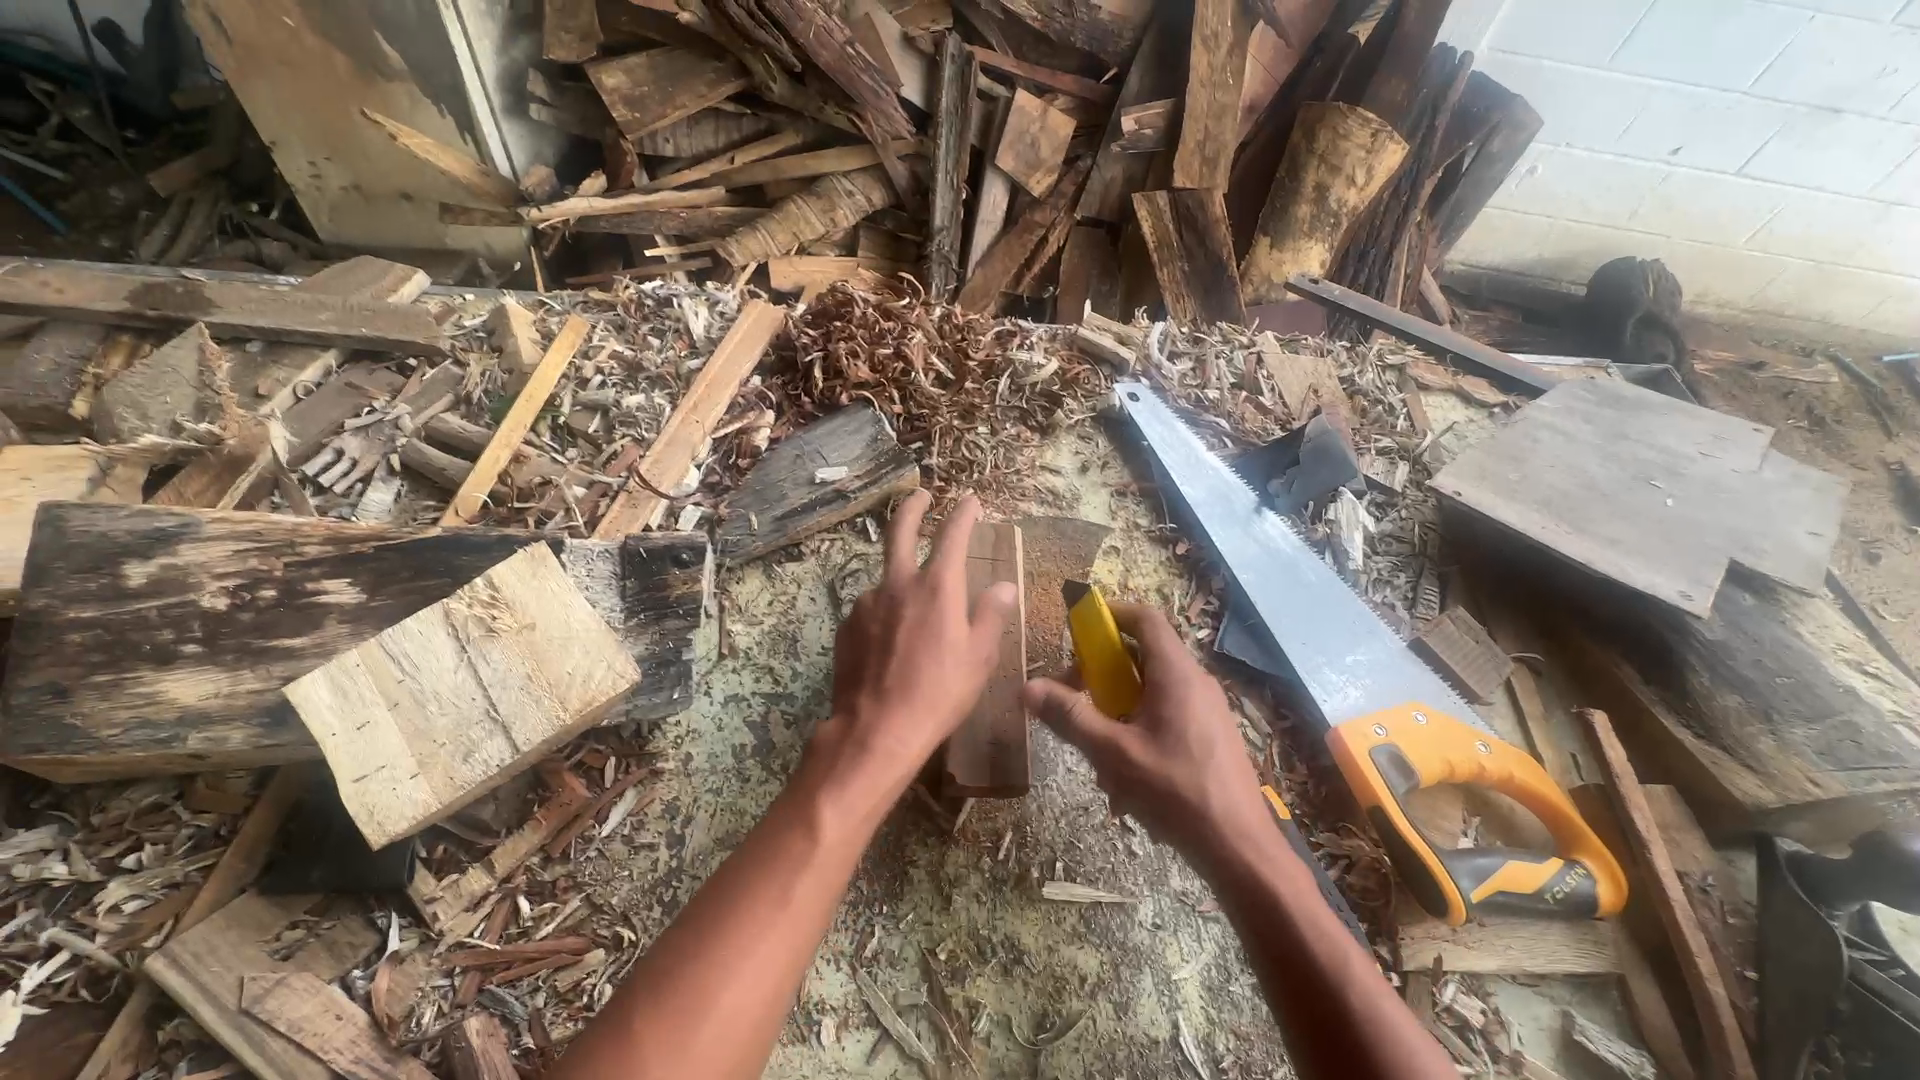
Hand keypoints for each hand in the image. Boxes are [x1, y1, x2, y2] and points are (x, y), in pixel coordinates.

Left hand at [807, 491, 1019, 796]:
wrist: (876, 729)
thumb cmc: (939, 694)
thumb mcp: (978, 658)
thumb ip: (991, 615)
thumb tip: (1006, 586)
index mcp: (937, 587)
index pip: (953, 535)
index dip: (964, 513)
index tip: (972, 502)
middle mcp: (898, 584)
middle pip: (901, 531)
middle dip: (913, 508)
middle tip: (921, 496)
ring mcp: (866, 603)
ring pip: (886, 578)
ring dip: (900, 581)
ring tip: (914, 615)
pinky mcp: (847, 625)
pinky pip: (871, 609)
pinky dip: (884, 613)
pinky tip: (891, 643)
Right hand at [1023, 603, 1271, 872]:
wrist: (1240, 847)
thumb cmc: (1177, 792)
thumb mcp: (1114, 753)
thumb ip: (1071, 717)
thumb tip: (1027, 688)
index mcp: (1176, 674)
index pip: (1144, 618)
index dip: (1110, 614)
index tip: (1077, 629)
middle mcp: (1195, 683)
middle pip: (1141, 657)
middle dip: (1101, 677)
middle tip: (1073, 701)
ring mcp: (1206, 711)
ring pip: (1150, 694)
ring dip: (1116, 715)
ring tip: (1098, 757)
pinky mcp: (1209, 738)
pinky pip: (1165, 719)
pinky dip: (1138, 735)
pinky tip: (1125, 783)